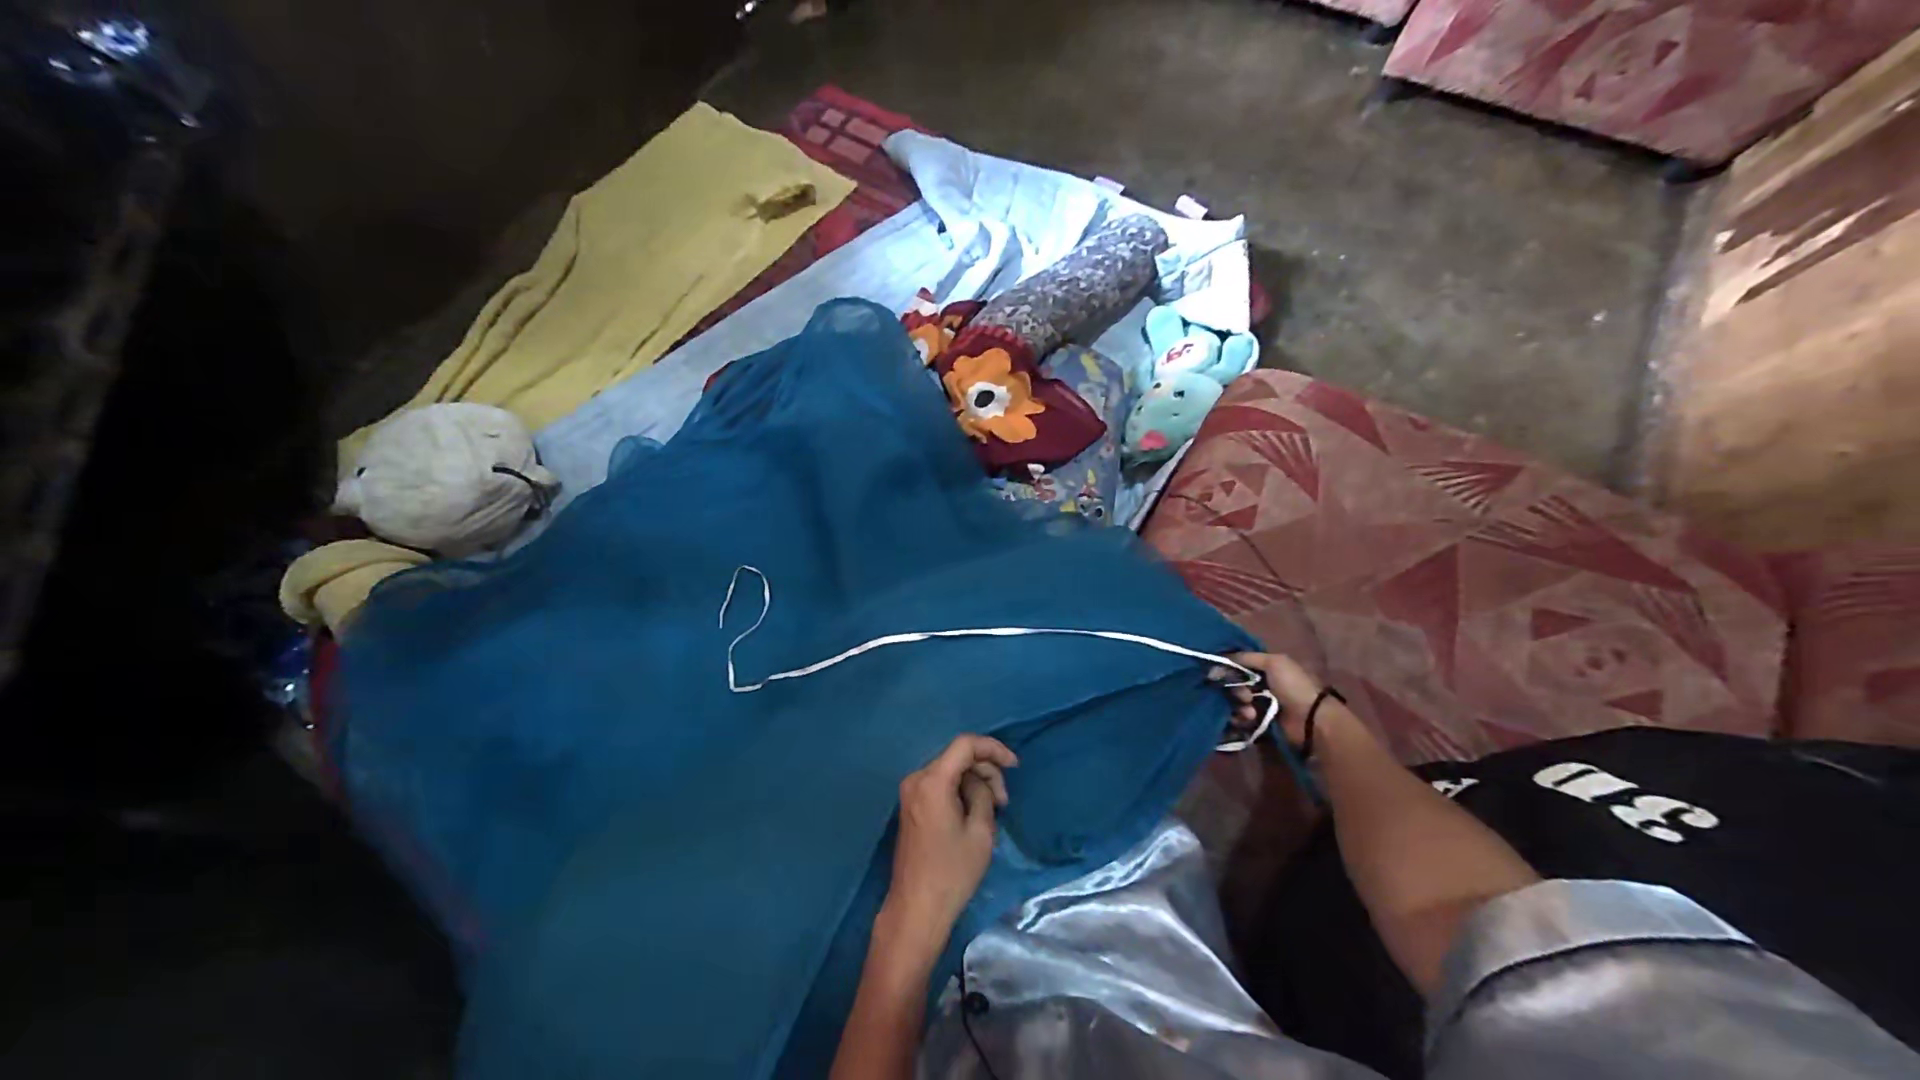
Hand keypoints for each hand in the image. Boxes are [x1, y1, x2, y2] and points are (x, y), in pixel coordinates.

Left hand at [882, 735, 1018, 945]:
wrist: (916, 908)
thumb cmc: (952, 872)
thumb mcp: (981, 831)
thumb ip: (984, 794)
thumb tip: (980, 782)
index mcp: (932, 781)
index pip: (965, 744)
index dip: (993, 748)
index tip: (1015, 766)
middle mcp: (916, 779)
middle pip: (958, 756)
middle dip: (986, 771)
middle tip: (1003, 802)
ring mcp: (910, 792)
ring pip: (950, 770)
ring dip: (974, 782)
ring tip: (993, 811)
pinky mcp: (911, 805)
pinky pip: (941, 784)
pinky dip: (960, 790)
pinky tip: (975, 812)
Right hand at [1214, 651, 1329, 744]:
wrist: (1309, 719)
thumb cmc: (1293, 686)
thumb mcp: (1274, 662)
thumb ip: (1246, 657)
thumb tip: (1221, 658)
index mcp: (1264, 669)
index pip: (1237, 666)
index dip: (1226, 669)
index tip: (1216, 673)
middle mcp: (1259, 686)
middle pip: (1233, 685)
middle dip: (1235, 691)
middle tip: (1247, 696)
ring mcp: (1257, 705)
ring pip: (1233, 703)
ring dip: (1238, 706)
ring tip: (1251, 712)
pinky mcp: (1256, 723)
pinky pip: (1238, 719)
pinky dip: (1240, 719)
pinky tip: (1251, 719)